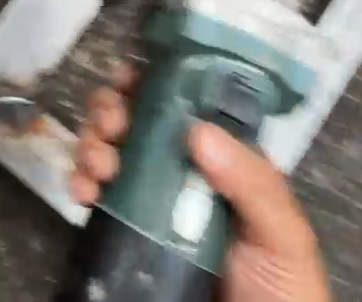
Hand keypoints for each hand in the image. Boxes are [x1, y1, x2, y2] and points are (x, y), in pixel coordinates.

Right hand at [69, 67, 329, 301]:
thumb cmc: (282, 286)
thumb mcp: (283, 234)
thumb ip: (252, 183)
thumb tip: (196, 130)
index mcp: (219, 155)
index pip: (177, 101)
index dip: (147, 82)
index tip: (127, 80)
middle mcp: (176, 165)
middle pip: (130, 115)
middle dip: (109, 110)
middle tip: (110, 127)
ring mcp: (146, 194)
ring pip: (105, 144)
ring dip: (90, 143)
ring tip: (97, 167)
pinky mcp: (122, 223)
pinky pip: (90, 186)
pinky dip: (78, 179)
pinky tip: (82, 193)